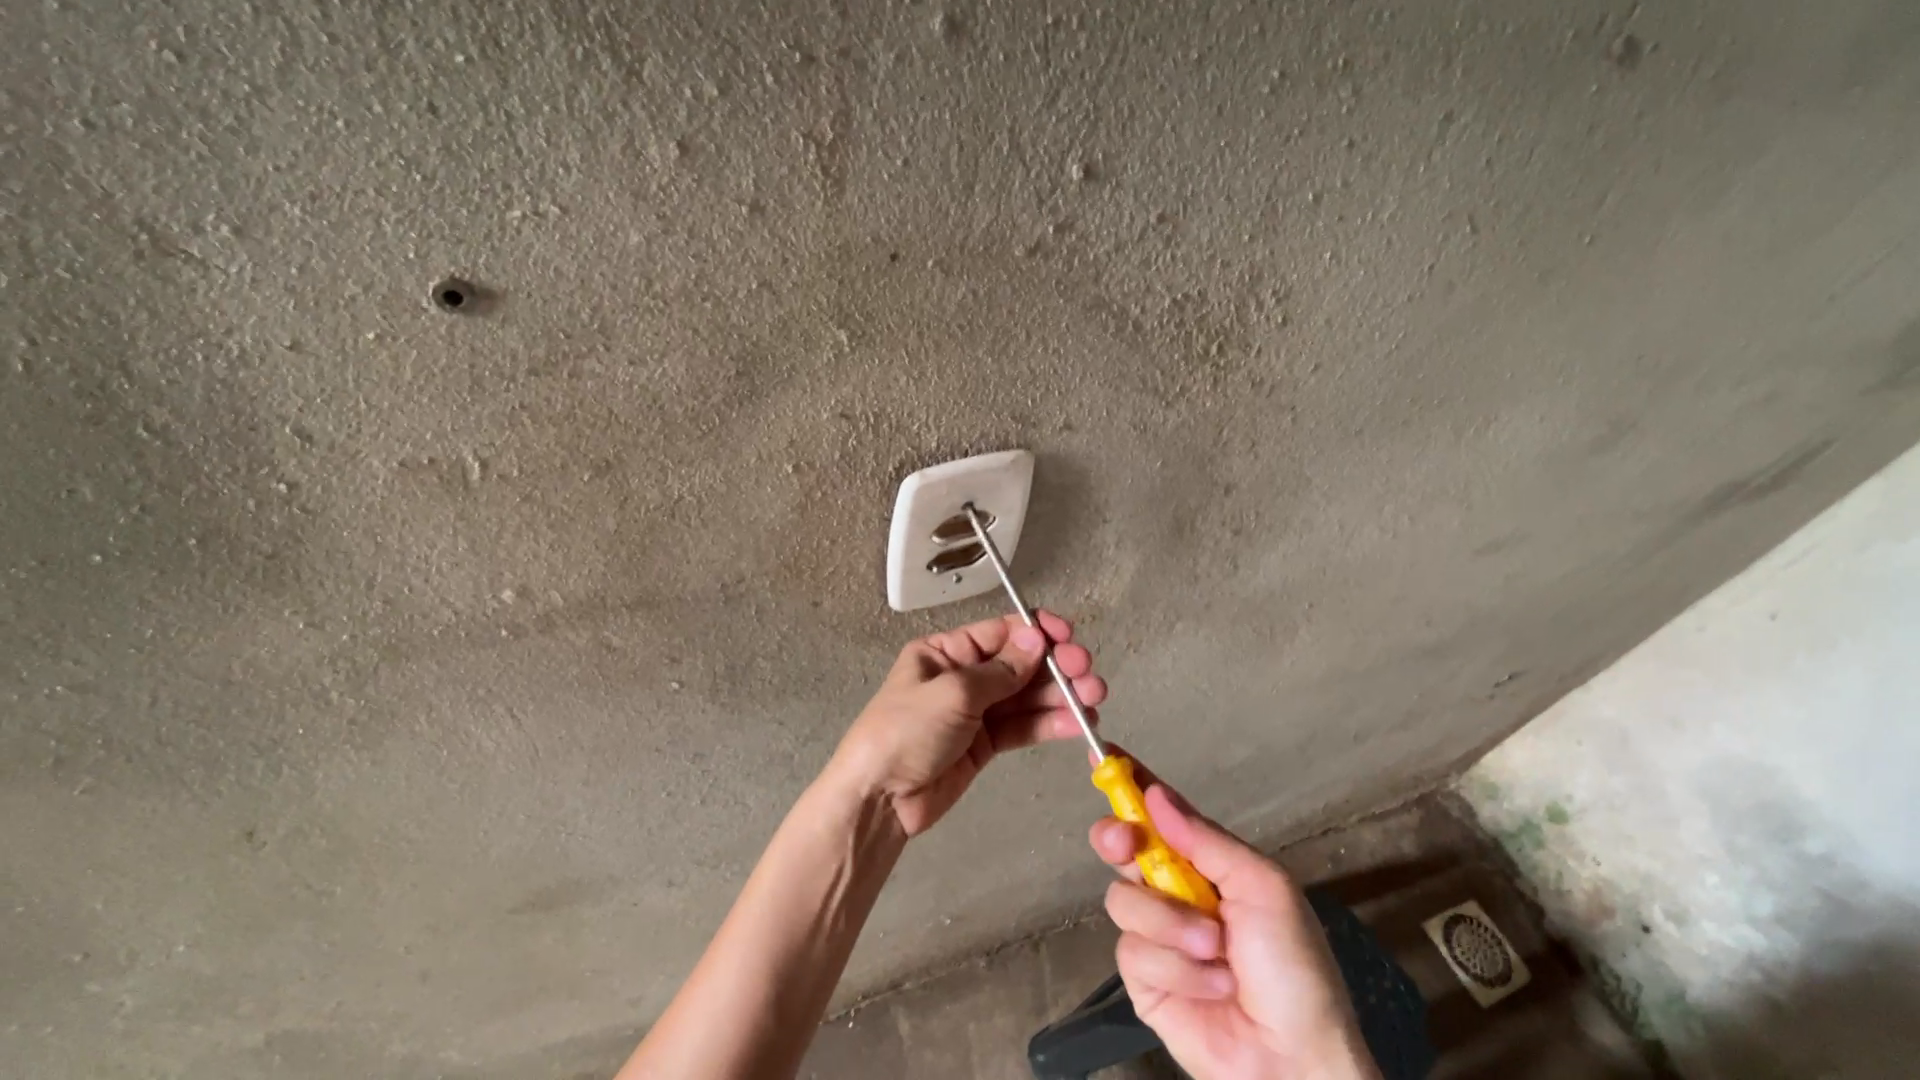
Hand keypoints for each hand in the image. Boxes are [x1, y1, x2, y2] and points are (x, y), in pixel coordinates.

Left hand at [831, 610, 1105, 836]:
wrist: (879, 799)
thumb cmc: (905, 732)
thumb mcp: (951, 693)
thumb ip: (1000, 671)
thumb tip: (1036, 639)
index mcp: (943, 652)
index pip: (998, 633)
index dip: (1035, 632)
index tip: (1068, 636)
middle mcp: (962, 677)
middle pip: (1018, 665)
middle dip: (1055, 666)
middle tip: (1087, 674)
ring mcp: (975, 713)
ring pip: (1026, 697)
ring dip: (1061, 696)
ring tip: (1094, 699)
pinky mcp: (985, 745)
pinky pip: (1022, 727)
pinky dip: (1050, 724)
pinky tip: (1079, 724)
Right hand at [1088, 757, 1379, 1079]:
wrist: (1293, 1058)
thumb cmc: (1294, 966)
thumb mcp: (1263, 887)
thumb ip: (1206, 840)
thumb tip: (1155, 794)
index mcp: (1207, 861)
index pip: (1161, 813)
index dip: (1132, 783)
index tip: (1104, 754)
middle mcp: (1175, 890)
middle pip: (1122, 847)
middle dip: (1118, 838)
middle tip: (1126, 843)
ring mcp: (1156, 934)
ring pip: (1124, 900)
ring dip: (1173, 926)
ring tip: (1218, 952)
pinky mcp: (1142, 978)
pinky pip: (1132, 951)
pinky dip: (1175, 967)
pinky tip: (1210, 985)